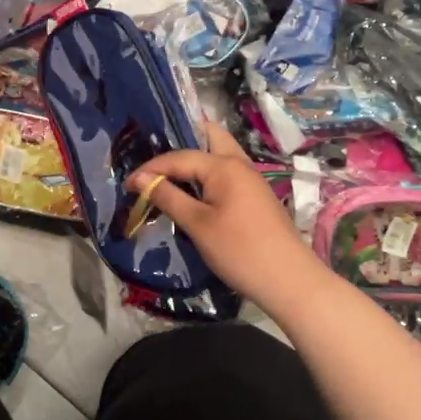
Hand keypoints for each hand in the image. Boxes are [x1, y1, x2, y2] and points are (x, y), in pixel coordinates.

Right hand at [126, 121, 330, 312]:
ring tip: (170, 172)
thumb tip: (140, 179)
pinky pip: (226, 172)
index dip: (151, 169)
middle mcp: (239, 164)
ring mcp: (252, 180)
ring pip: (219, 154)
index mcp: (224, 165)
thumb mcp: (197, 225)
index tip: (128, 184)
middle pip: (209, 136)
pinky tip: (194, 190)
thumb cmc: (241, 251)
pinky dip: (207, 174)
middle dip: (182, 140)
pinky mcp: (256, 197)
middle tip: (157, 156)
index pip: (179, 157)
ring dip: (195, 158)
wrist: (292, 283)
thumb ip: (168, 196)